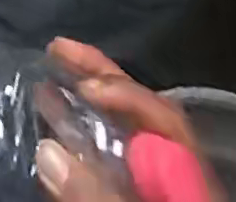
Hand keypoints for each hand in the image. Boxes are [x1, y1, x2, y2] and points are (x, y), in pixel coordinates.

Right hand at [35, 40, 205, 201]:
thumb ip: (98, 200)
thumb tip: (47, 151)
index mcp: (188, 184)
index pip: (165, 121)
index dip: (124, 93)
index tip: (82, 86)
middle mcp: (175, 182)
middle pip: (144, 117)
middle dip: (99, 77)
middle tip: (56, 49)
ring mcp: (153, 192)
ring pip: (126, 138)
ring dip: (87, 101)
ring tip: (47, 74)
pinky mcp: (133, 197)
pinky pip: (110, 165)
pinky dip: (82, 139)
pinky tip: (53, 129)